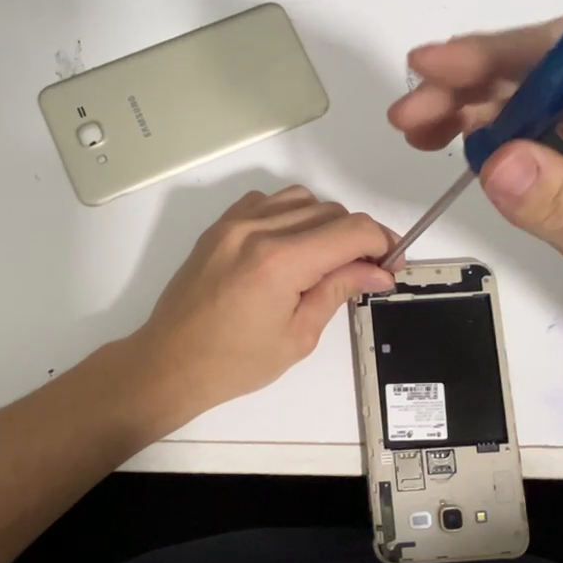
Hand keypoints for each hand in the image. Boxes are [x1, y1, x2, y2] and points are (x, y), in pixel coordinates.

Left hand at [124, 186, 395, 422]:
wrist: (171, 362)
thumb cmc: (234, 362)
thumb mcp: (298, 335)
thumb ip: (339, 291)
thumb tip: (379, 271)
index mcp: (280, 262)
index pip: (352, 230)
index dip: (382, 244)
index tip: (392, 265)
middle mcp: (257, 230)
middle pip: (331, 211)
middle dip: (357, 237)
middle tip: (364, 271)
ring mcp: (234, 223)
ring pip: (302, 199)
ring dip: (324, 223)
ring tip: (325, 261)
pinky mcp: (219, 226)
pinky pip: (268, 201)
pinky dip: (289, 215)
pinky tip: (291, 247)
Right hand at [387, 19, 562, 369]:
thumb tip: (494, 157)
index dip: (501, 54)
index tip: (434, 67)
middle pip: (551, 65)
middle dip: (473, 79)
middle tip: (409, 117)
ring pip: (542, 88)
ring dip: (477, 102)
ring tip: (421, 130)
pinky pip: (548, 119)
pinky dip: (499, 127)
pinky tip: (463, 144)